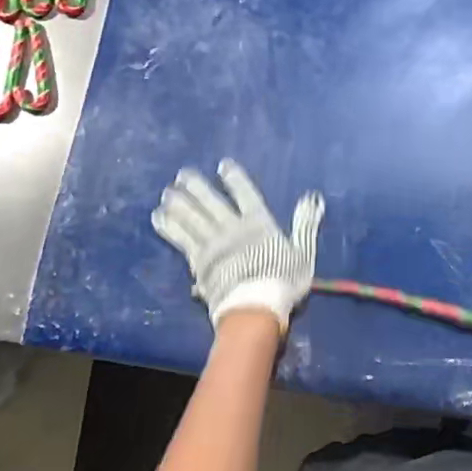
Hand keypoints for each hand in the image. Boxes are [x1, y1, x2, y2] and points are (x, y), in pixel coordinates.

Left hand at [152, 160, 323, 329]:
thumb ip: (305, 224)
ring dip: (178, 203)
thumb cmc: (284, 282)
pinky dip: (168, 226)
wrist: (256, 305)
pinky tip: (158, 217)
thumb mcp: (303, 252)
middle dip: (196, 187)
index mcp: (259, 223)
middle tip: (182, 175)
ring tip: (166, 192)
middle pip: (211, 202)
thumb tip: (313, 198)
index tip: (222, 166)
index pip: (246, 194)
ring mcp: (213, 242)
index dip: (235, 179)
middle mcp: (233, 227)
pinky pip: (180, 238)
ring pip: (192, 216)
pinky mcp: (198, 259)